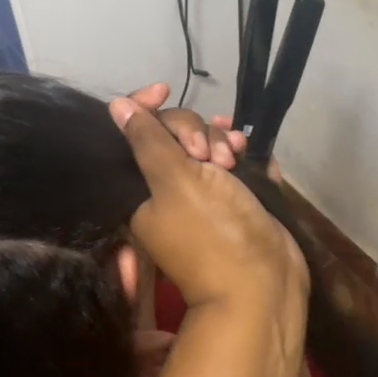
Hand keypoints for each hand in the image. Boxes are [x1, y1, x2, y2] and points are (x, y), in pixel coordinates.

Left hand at [113, 95, 306, 315]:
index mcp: (141, 189)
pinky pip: (232, 162)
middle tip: (210, 158)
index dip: (145, 106)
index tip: (164, 90)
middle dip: (194, 132)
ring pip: (205, 145)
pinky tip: (252, 154)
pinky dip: (241, 154)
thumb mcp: (174, 181)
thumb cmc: (213, 232)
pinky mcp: (233, 199)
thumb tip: (115, 105)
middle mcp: (167, 190)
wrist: (262, 286)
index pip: (133, 134)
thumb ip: (146, 140)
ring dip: (220, 141)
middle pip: (173, 134)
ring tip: (236, 158)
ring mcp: (202, 194)